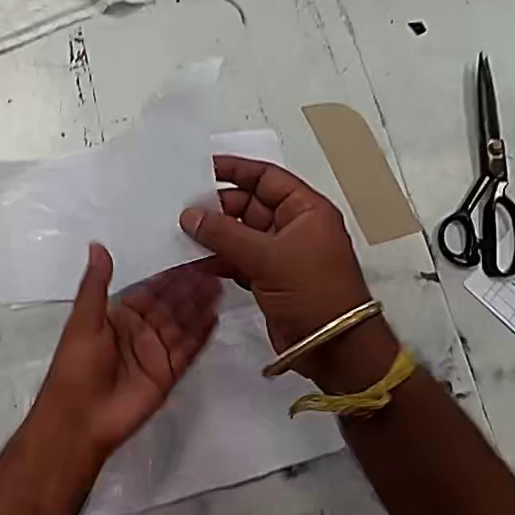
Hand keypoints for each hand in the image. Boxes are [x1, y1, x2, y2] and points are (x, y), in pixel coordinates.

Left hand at [33, 243, 220, 459]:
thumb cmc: (76, 368)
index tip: (193, 259)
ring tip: (221, 287)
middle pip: (172, 305)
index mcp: (121, 316)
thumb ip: (96, 284)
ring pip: (183, 324)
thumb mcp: (83, 320)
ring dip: (200, 306)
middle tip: (216, 269)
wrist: (80, 420)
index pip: (152, 290)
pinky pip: (188, 350)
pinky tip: (214, 319)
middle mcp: (141, 331)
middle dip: (193, 288)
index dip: (172, 276)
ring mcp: (156, 352)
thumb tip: (96, 247)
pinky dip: (201, 336)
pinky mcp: (167, 373)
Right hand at [179, 156, 391, 385]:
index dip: (236, 170)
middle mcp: (294, 227)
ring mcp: (282, 254)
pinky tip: (195, 259)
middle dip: (219, 206)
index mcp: (305, 210)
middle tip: (183, 208)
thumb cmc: (314, 292)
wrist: (333, 347)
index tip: (204, 167)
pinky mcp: (270, 279)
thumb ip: (225, 233)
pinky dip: (220, 259)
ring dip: (215, 234)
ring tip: (182, 232)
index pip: (267, 178)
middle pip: (250, 204)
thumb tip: (191, 215)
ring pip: (242, 233)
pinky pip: (240, 259)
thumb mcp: (268, 257)